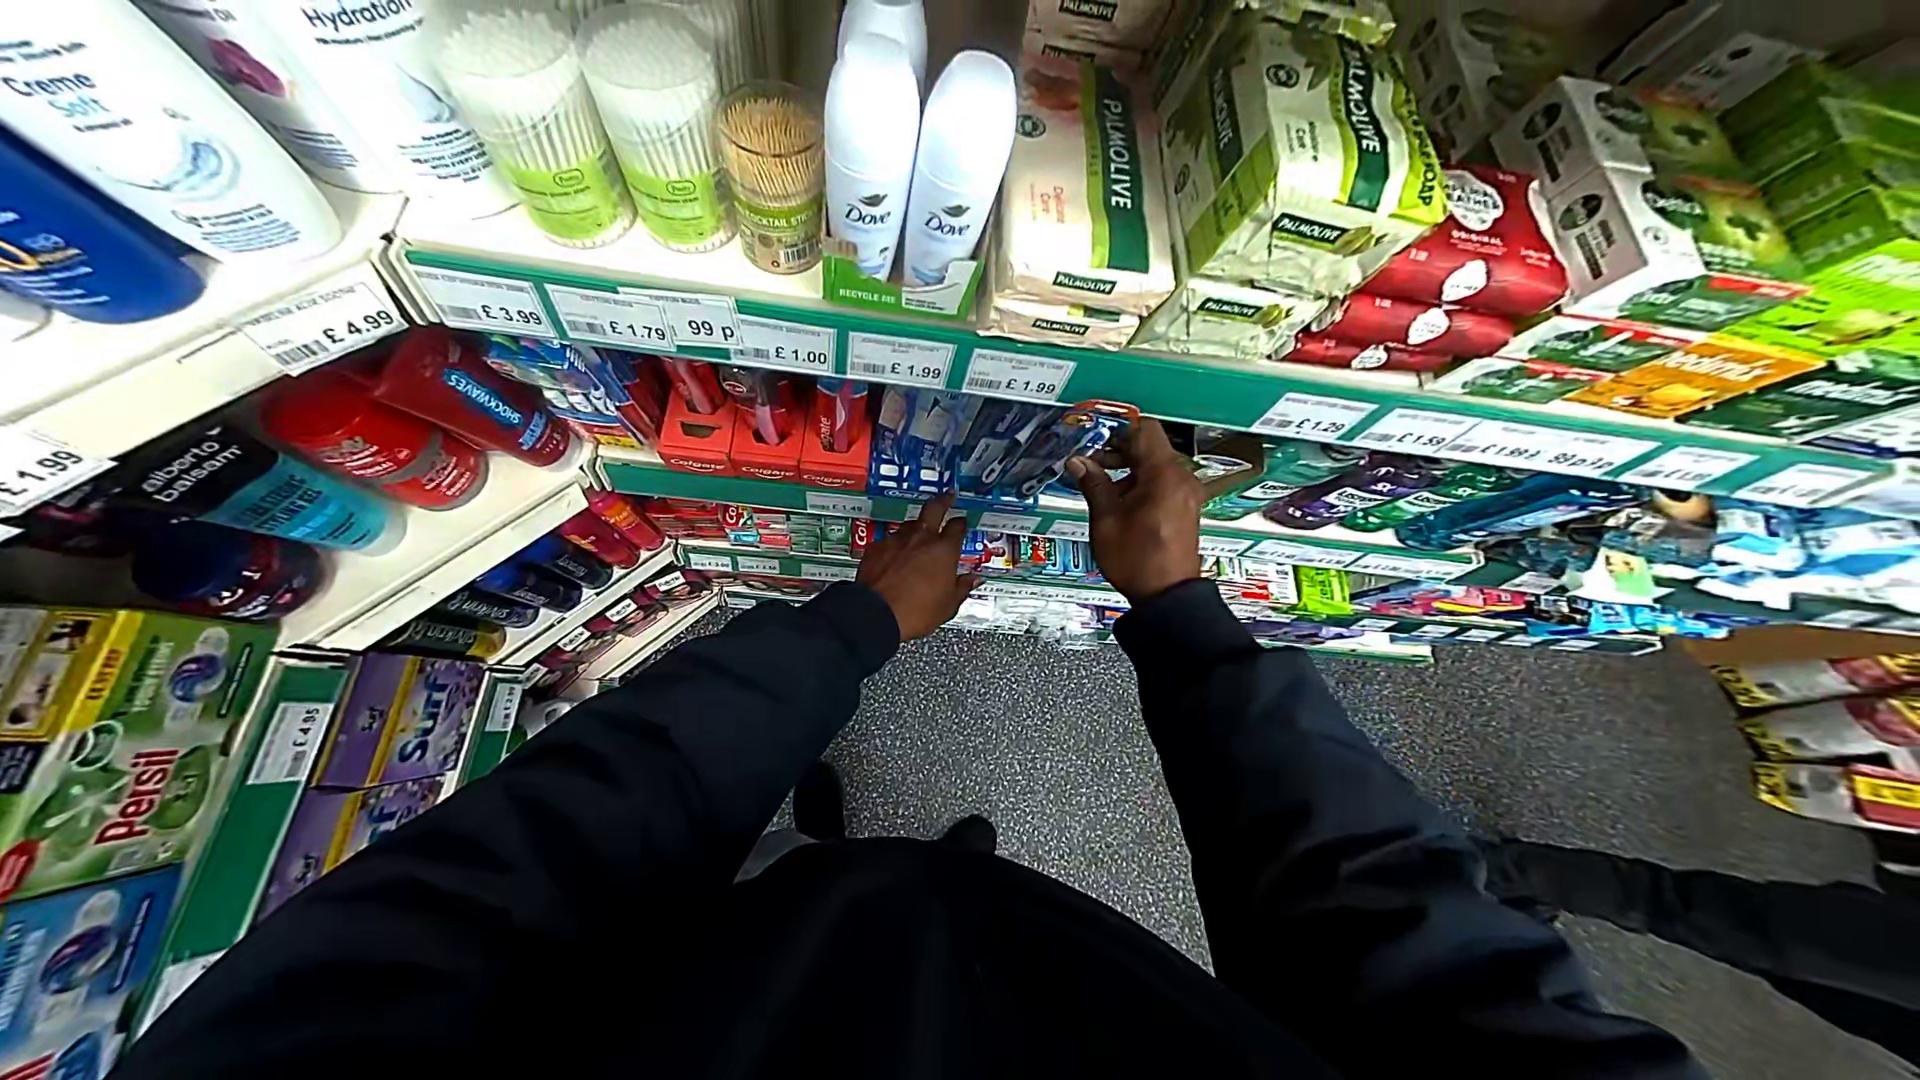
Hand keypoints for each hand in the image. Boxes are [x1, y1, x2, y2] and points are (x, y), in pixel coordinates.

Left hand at [856, 493, 981, 641]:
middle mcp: (921, 539)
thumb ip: (962, 588)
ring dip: (916, 528)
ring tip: (918, 536)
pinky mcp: (876, 547)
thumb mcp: (948, 605)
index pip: (957, 527)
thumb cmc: (916, 612)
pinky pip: (889, 540)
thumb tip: (973, 579)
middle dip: (943, 500)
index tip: (962, 523)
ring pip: (909, 524)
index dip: (961, 523)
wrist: (876, 614)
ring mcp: (896, 540)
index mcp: (944, 551)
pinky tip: (894, 556)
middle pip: (934, 508)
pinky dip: (895, 545)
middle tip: (948, 496)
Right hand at [1066, 419, 1202, 602]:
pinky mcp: (1186, 508)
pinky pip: (1163, 483)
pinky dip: (1142, 484)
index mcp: (1164, 475)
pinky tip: (1121, 504)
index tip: (1096, 440)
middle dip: (1119, 452)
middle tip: (1092, 465)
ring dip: (1129, 470)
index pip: (1145, 430)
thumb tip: (1077, 462)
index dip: (1118, 431)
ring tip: (1102, 489)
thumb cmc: (1138, 560)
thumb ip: (1093, 484)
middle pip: (1150, 448)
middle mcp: (1181, 479)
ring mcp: (1187, 494)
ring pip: (1156, 466)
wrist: (1167, 596)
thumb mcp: (1106, 520)